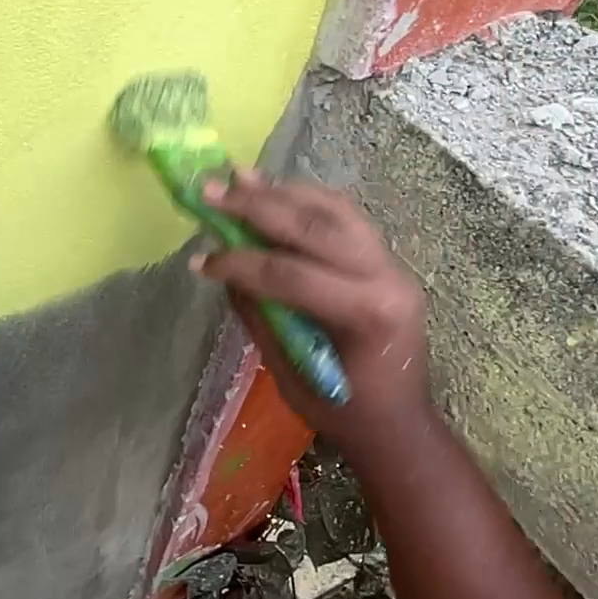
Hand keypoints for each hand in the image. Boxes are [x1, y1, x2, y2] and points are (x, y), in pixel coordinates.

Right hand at [191, 171, 433, 452]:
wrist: (397, 422)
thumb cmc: (341, 409)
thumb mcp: (288, 371)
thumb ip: (259, 313)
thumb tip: (223, 269)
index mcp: (366, 314)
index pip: (292, 274)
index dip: (240, 262)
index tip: (200, 261)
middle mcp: (386, 277)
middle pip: (314, 226)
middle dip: (256, 206)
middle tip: (211, 191)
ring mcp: (391, 262)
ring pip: (332, 209)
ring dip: (281, 191)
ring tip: (238, 176)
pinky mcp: (383, 256)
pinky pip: (343, 215)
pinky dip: (303, 198)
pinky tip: (272, 189)